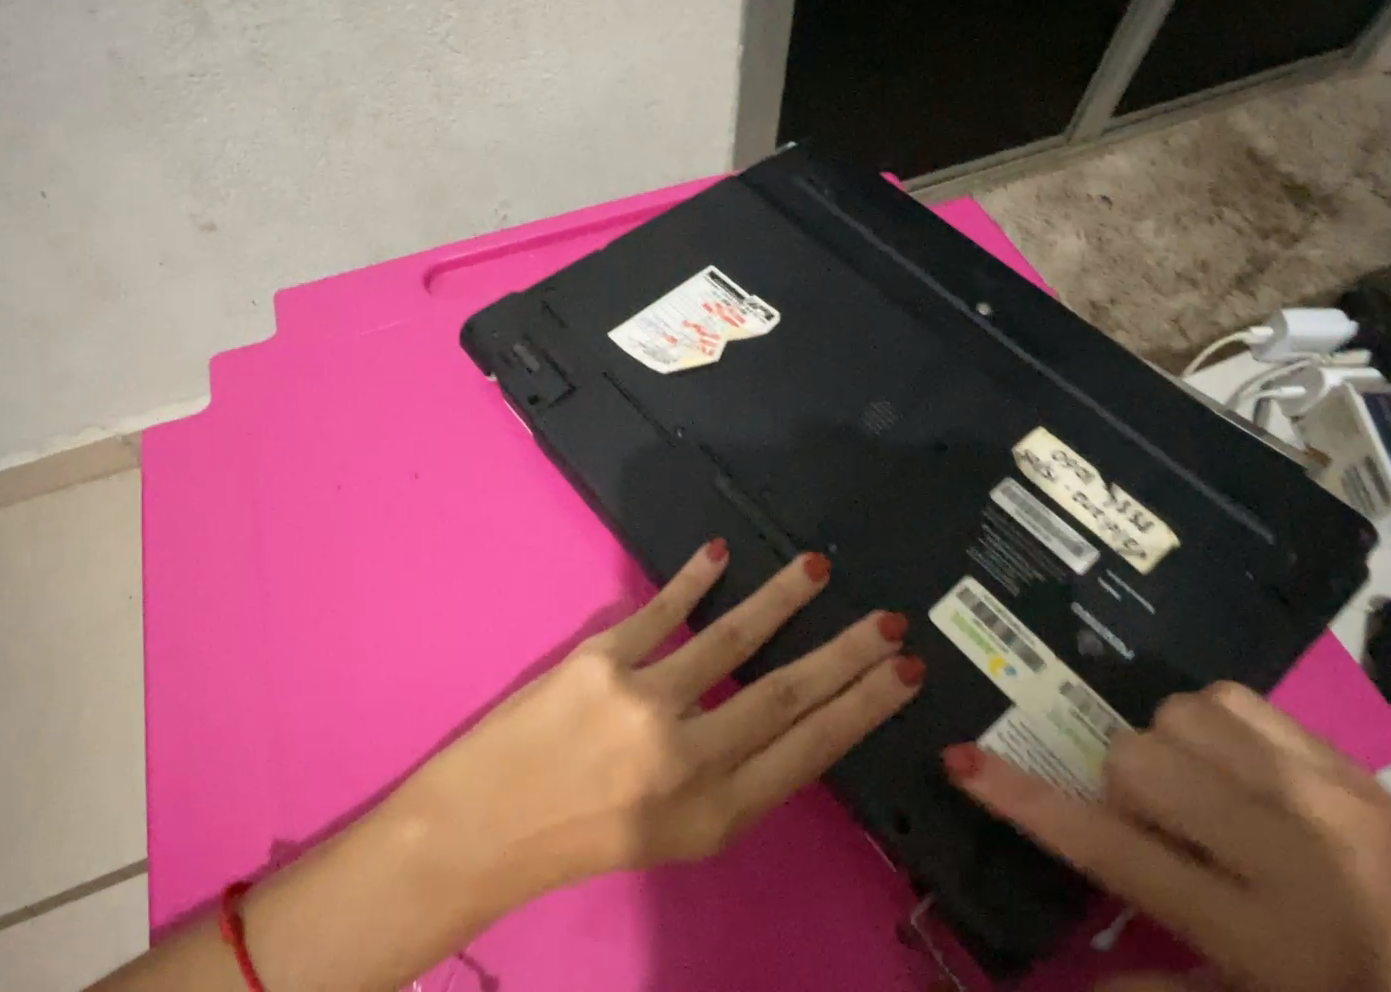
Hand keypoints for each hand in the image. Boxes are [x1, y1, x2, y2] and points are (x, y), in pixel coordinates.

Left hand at [388, 540, 924, 902]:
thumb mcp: (681, 834)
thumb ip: (738, 781)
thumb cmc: (588, 835)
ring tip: (816, 569)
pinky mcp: (597, 661)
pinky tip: (719, 555)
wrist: (485, 826)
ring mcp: (641, 702)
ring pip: (731, 641)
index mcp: (716, 813)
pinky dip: (692, 580)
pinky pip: (659, 611)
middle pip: (785, 695)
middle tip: (891, 622)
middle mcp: (687, 758)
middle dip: (847, 656)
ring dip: (780, 601)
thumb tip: (792, 720)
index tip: (905, 674)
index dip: (865, 708)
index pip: (810, 750)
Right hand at [944, 682, 1390, 991]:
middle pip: (1136, 762)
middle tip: (1158, 835)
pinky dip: (1209, 725)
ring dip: (1164, 754)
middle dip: (1122, 790)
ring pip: (1178, 718)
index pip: (1110, 851)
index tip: (962, 761)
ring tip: (1199, 800)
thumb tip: (1081, 980)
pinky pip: (1234, 699)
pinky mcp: (1351, 763)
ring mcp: (1323, 791)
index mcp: (1266, 934)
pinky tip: (1233, 767)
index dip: (1023, 802)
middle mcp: (1286, 845)